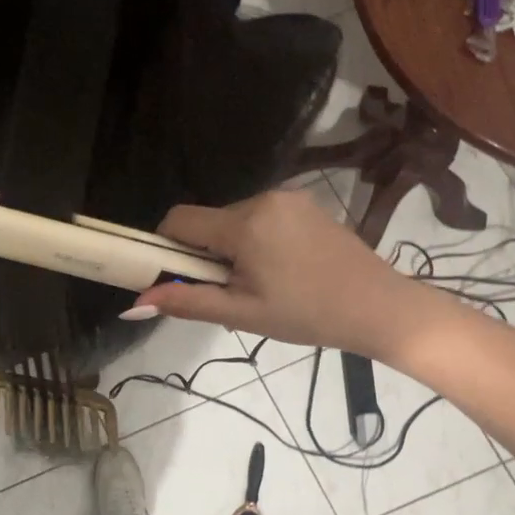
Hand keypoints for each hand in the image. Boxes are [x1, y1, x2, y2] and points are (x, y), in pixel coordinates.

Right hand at [129, 191, 433, 357]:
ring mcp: (289, 198)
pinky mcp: (306, 205)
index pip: (178, 220)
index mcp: (244, 223)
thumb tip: (133, 304)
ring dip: (229, 250)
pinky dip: (254, 242)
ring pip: (232, 221)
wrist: (382, 308)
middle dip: (203, 254)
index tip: (178, 278)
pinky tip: (277, 272)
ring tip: (256, 286)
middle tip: (226, 293)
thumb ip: (185, 302)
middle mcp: (264, 198)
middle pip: (206, 222)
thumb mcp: (240, 313)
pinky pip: (260, 219)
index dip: (165, 247)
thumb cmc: (307, 315)